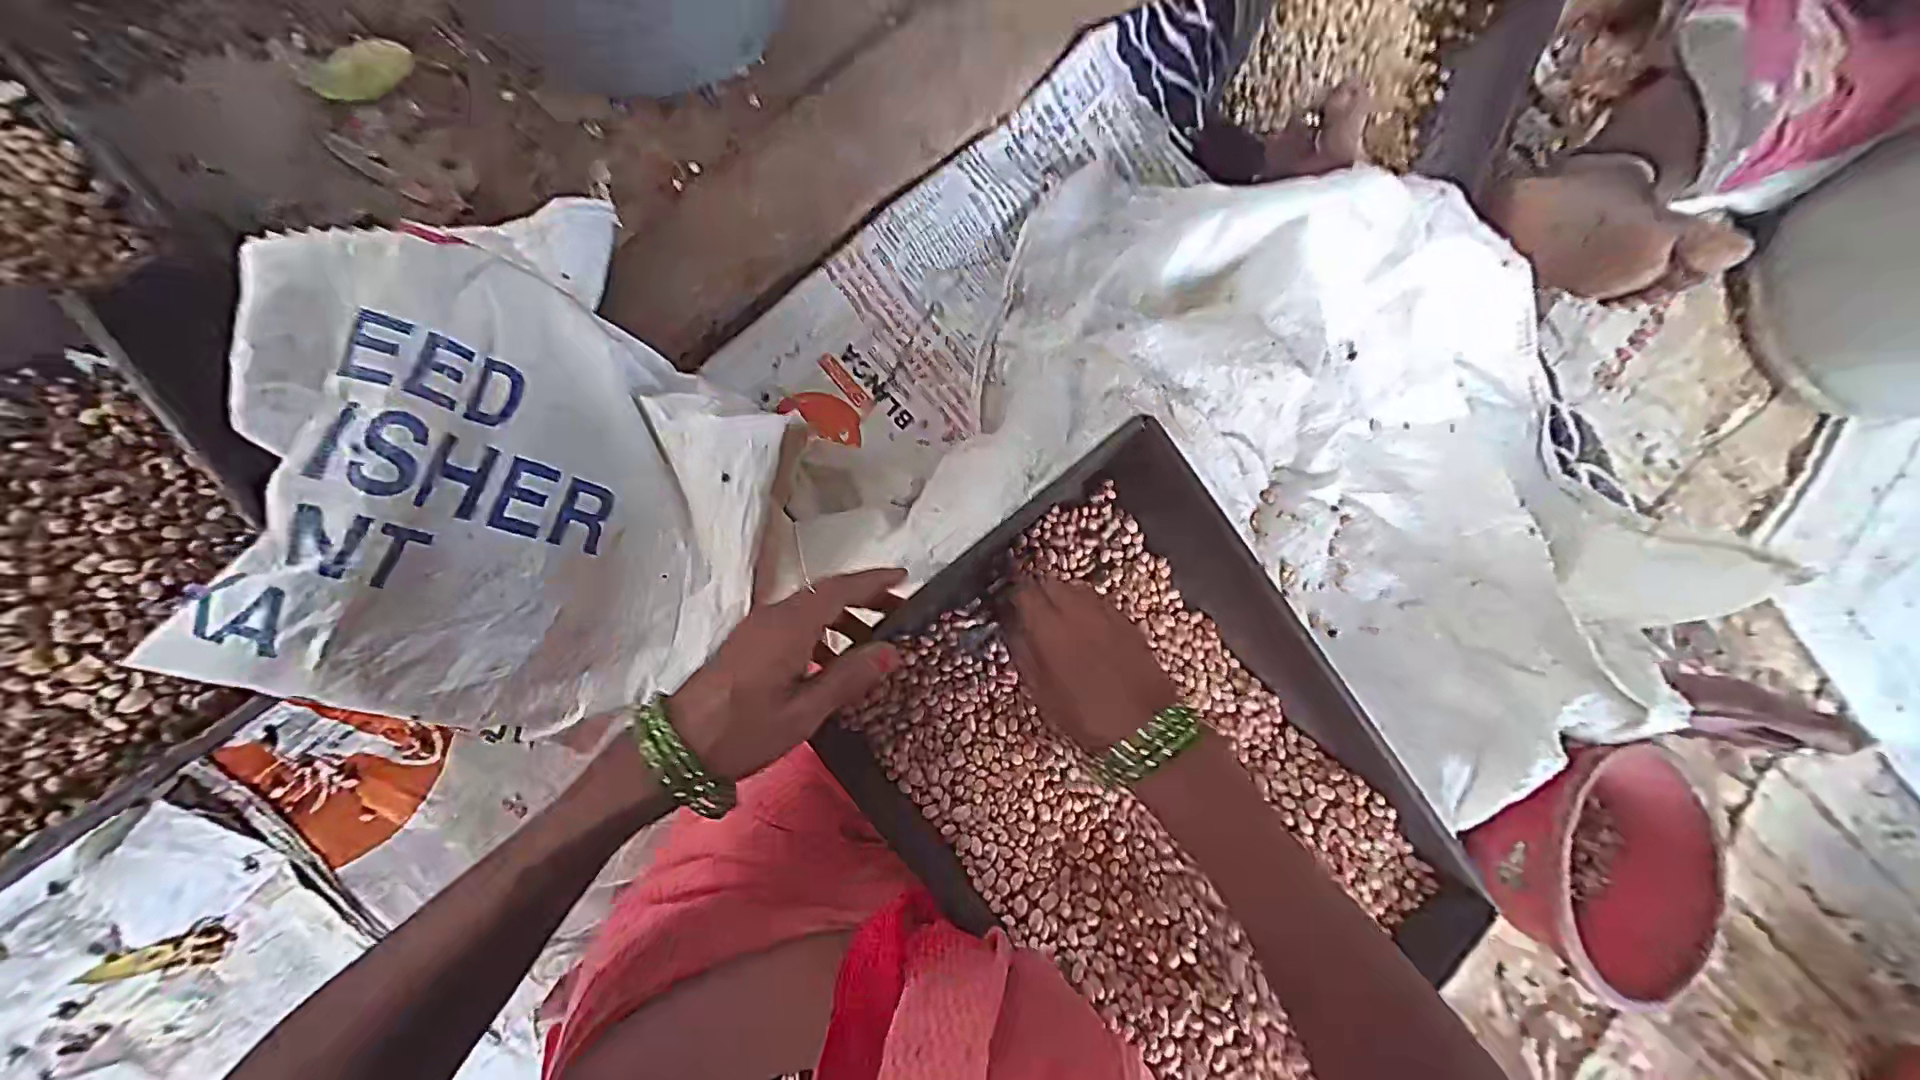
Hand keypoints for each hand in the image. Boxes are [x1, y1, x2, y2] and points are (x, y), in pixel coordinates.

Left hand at [669, 568, 905, 780]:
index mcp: (790, 626)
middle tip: (898, 613)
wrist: (678, 746)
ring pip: (811, 608)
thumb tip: (892, 651)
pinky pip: (795, 623)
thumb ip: (849, 677)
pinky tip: (832, 660)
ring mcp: (758, 627)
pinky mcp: (749, 642)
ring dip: (844, 616)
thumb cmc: (743, 731)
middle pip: (827, 594)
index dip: (874, 581)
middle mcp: (774, 616)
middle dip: (865, 598)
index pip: (839, 589)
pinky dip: (822, 630)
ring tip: (871, 641)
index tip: (904, 577)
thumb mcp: (804, 712)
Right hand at [1003, 577, 1177, 754]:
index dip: (1013, 597)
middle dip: (1037, 593)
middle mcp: (1077, 610)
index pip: (1023, 592)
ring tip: (1057, 621)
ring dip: (1062, 597)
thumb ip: (1023, 652)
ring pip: (1075, 588)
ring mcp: (1105, 612)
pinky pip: (1097, 601)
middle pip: (1050, 582)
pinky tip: (1084, 630)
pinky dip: (1085, 608)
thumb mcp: (1041, 691)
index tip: (1008, 607)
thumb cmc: (1085, 716)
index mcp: (1049, 627)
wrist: (1145, 728)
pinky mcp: (1126, 621)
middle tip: (1031, 613)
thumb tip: (1013, 628)